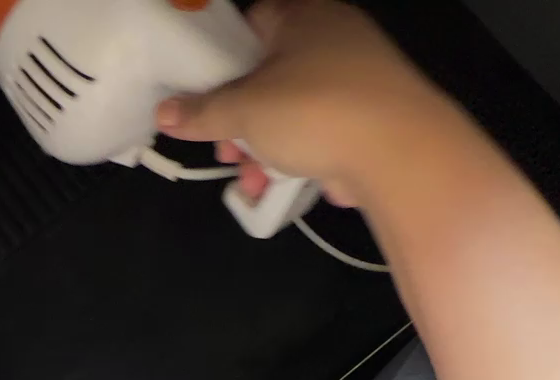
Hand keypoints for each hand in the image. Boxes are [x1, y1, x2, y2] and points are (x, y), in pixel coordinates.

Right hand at [155, 0, 475, 207]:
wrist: (395, 150)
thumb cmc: (313, 111)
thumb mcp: (244, 111)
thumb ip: (201, 112)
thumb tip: (164, 113)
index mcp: (303, 16)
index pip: (251, 22)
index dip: (221, 56)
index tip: (202, 94)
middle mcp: (330, 38)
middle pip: (263, 76)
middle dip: (236, 120)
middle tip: (223, 148)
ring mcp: (350, 78)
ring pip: (284, 111)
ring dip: (257, 149)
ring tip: (249, 177)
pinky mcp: (360, 117)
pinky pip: (310, 133)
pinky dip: (288, 157)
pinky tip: (273, 184)